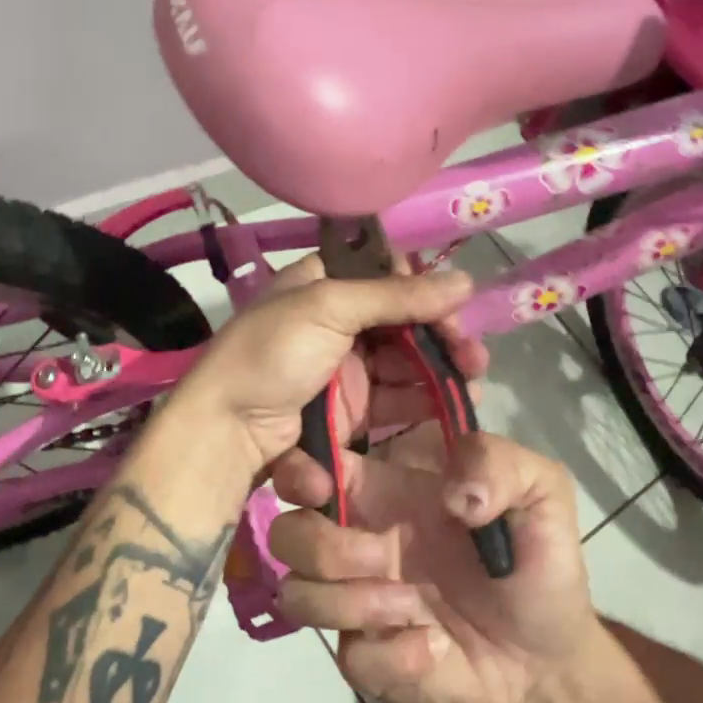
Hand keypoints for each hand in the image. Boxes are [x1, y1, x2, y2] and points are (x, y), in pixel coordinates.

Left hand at [170, 255, 488, 470]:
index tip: (452, 300)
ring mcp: (343, 366)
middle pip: (401, 318)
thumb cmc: (271, 353)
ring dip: (441, 362)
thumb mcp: (327, 307)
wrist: (228, 429)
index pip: (383, 273)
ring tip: (474, 370)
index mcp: (319, 283)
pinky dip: (427, 394)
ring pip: (405, 358)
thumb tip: (465, 281)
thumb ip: (396, 295)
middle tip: (471, 348)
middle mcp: (334, 320)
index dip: (420, 284)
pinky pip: (397, 395)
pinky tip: (457, 395)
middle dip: (440, 329)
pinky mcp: (351, 407)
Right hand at [268, 431, 599, 702]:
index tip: (319, 484)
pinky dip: (394, 655)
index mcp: (380, 493)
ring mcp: (355, 604)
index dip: (295, 470)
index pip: (306, 469)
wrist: (550, 658)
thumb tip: (453, 494)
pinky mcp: (368, 661)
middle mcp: (355, 543)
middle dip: (322, 545)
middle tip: (382, 555)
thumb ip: (497, 463)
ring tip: (415, 607)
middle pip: (285, 534)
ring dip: (353, 601)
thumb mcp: (540, 490)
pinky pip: (349, 657)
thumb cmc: (535, 562)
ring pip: (296, 595)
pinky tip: (435, 648)